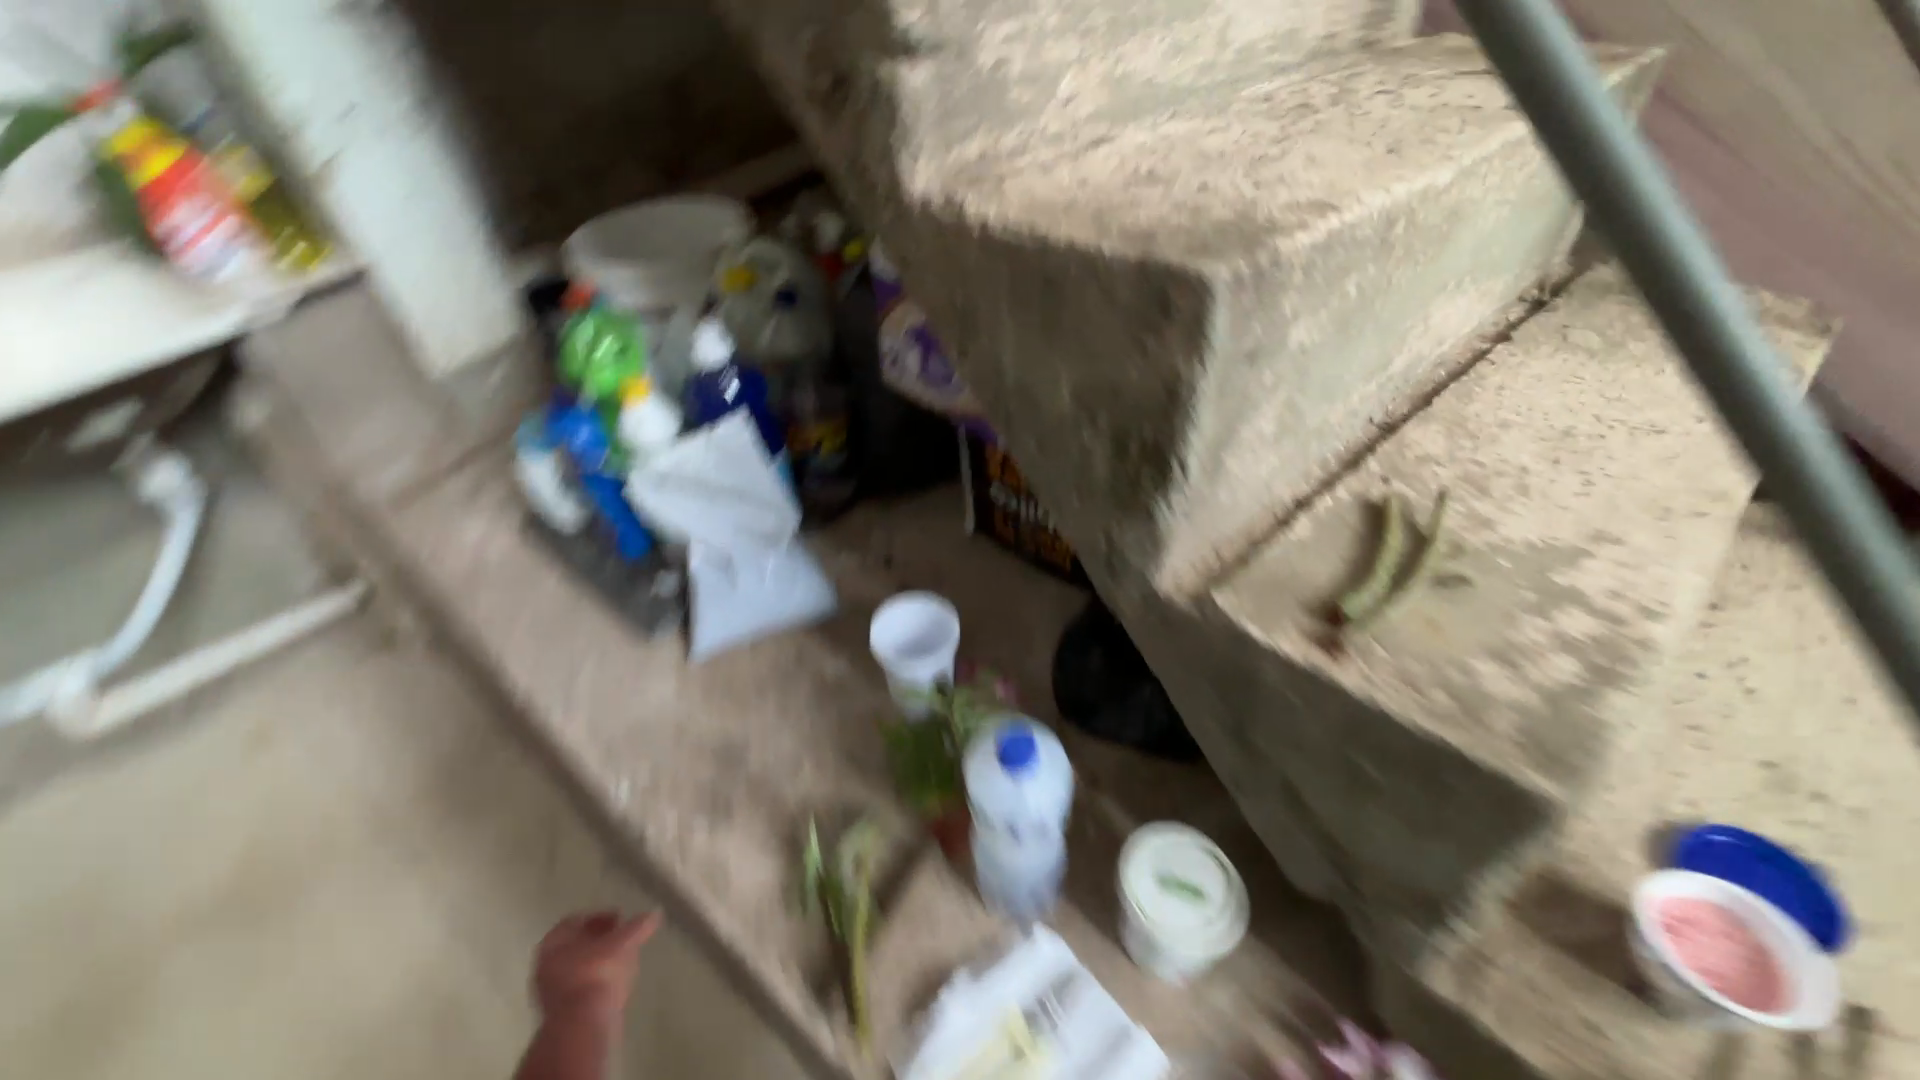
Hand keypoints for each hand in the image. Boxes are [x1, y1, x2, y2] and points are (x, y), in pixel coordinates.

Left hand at [530, 910, 661, 1026]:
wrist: (582, 1026)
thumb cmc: (597, 973)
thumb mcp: (623, 943)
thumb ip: (638, 926)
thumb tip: (654, 913)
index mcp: (553, 944)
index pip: (574, 921)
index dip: (599, 916)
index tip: (620, 918)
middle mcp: (545, 966)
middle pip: (574, 945)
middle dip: (599, 939)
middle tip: (622, 937)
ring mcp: (551, 993)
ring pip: (578, 968)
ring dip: (599, 961)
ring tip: (624, 959)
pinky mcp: (563, 1014)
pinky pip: (582, 988)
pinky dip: (598, 981)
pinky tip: (617, 983)